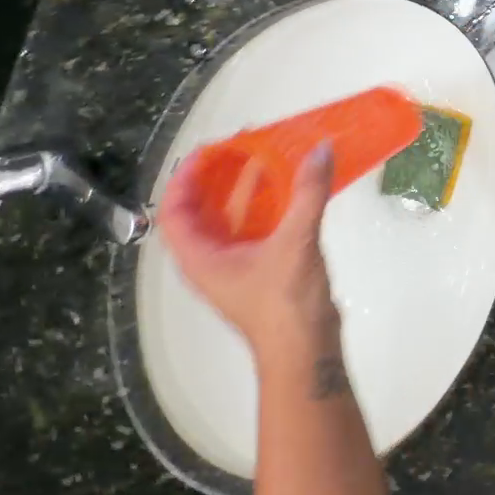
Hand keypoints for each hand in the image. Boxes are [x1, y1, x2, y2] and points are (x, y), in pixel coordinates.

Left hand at [159, 144, 340, 362]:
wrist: (304, 346)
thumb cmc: (283, 299)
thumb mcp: (295, 242)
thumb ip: (308, 194)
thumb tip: (320, 149)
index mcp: (200, 259)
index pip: (174, 213)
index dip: (185, 180)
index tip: (208, 151)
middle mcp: (212, 260)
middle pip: (202, 213)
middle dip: (218, 179)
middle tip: (243, 148)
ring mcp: (238, 265)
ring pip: (232, 220)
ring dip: (246, 190)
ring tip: (268, 160)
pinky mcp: (265, 266)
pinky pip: (257, 227)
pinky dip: (269, 204)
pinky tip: (293, 189)